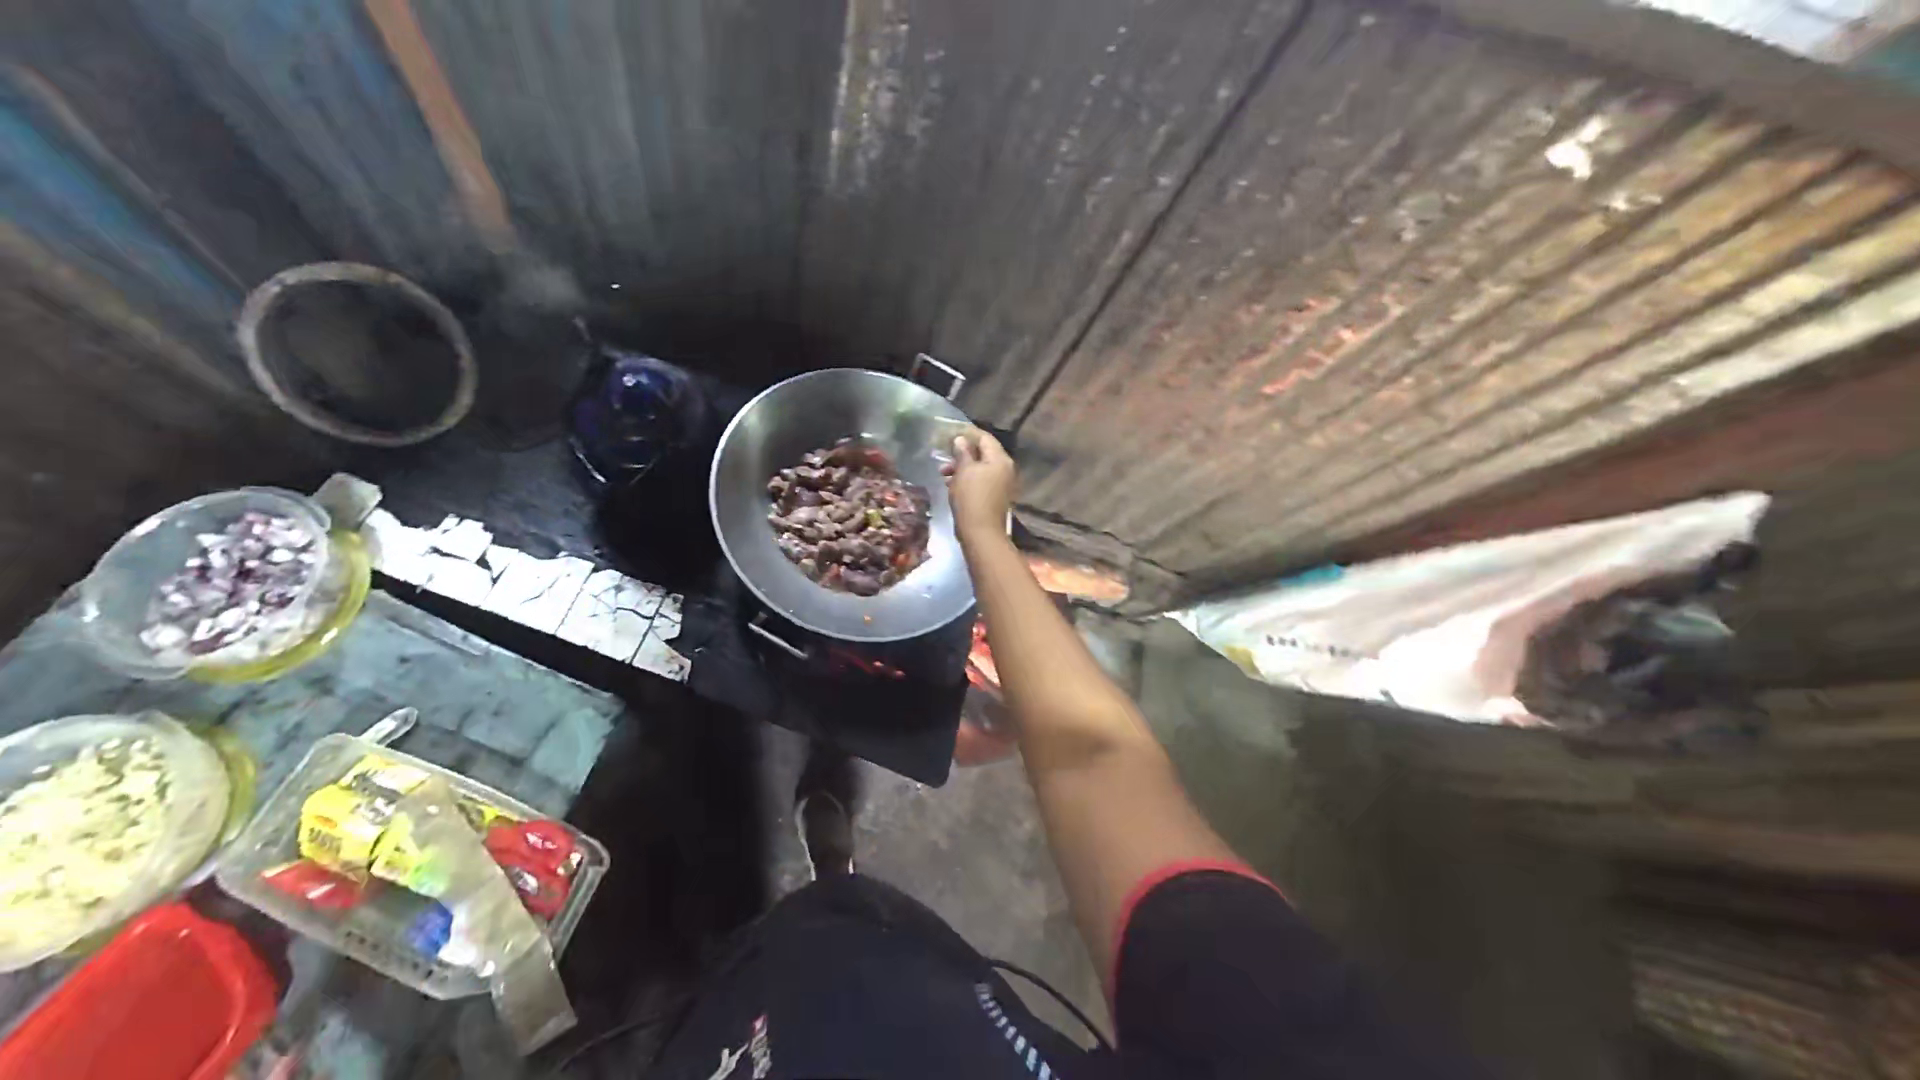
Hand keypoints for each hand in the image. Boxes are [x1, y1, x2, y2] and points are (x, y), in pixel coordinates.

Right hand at [943, 428, 1014, 542]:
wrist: (981, 533)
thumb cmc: (971, 498)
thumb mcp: (964, 471)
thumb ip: (963, 453)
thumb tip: (961, 440)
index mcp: (1000, 459)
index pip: (984, 438)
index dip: (967, 433)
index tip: (950, 432)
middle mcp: (1005, 469)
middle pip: (983, 453)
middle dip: (962, 453)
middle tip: (944, 455)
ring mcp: (1002, 484)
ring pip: (980, 468)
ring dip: (962, 467)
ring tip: (943, 473)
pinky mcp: (995, 496)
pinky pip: (980, 481)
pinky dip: (967, 479)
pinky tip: (951, 484)